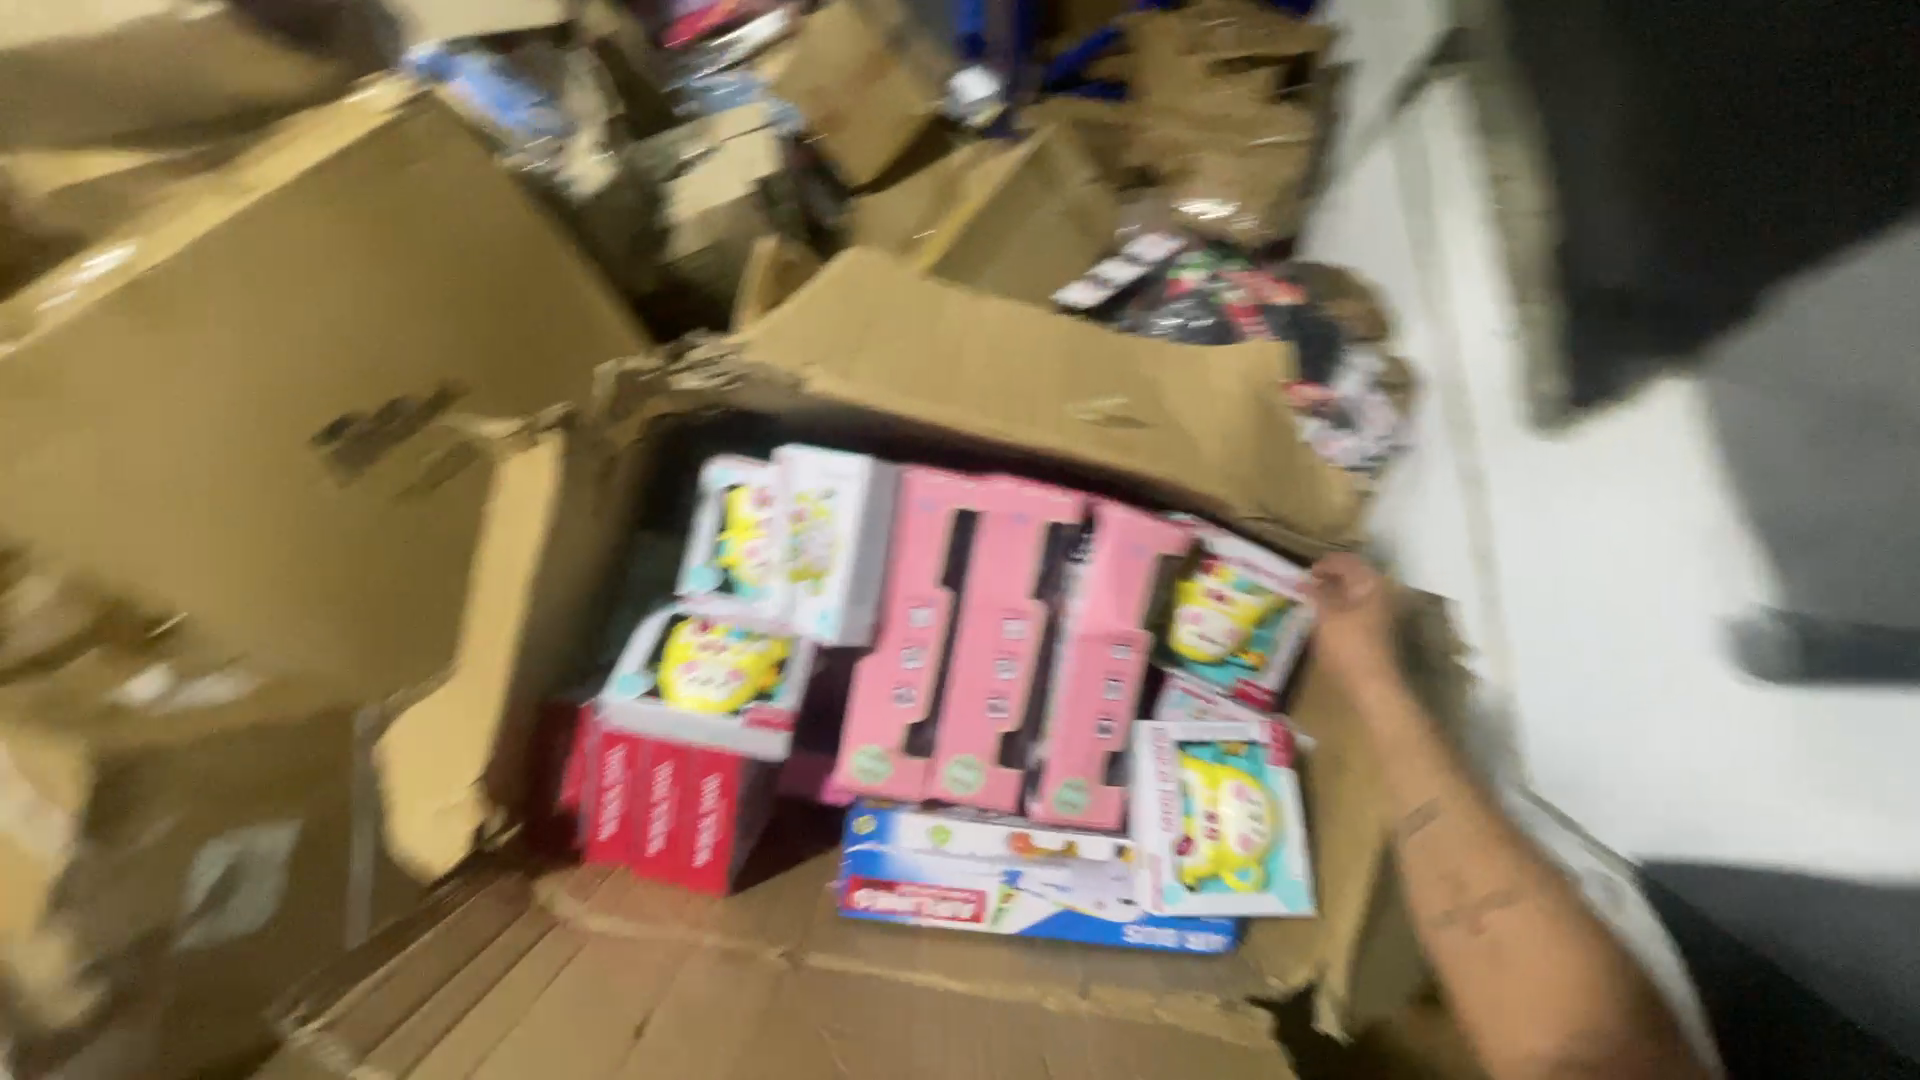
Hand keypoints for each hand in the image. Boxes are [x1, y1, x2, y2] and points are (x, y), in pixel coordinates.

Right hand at [1309, 554, 1399, 697]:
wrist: (1372, 684)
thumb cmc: (1348, 645)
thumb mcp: (1327, 615)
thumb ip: (1317, 593)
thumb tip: (1304, 580)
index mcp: (1370, 584)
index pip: (1347, 561)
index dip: (1324, 563)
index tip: (1304, 572)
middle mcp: (1379, 593)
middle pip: (1353, 575)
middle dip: (1328, 576)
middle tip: (1304, 583)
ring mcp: (1379, 612)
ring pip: (1353, 592)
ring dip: (1332, 591)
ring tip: (1309, 597)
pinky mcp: (1374, 628)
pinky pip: (1354, 606)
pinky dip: (1337, 605)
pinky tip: (1321, 614)